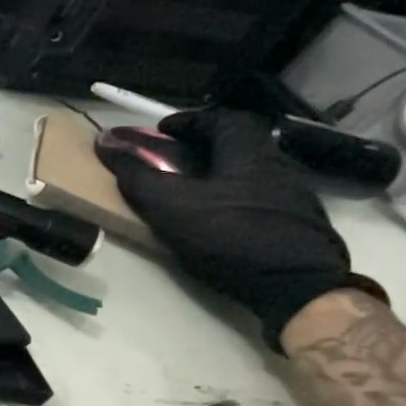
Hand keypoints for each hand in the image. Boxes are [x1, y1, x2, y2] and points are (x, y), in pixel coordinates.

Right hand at [105, 108, 358, 349]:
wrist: (299, 286)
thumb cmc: (230, 236)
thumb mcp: (170, 206)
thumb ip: (136, 175)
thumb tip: (105, 142)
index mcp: (248, 154)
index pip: (222, 119)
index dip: (190, 120)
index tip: (163, 131)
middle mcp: (276, 166)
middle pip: (240, 142)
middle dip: (205, 144)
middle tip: (174, 157)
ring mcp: (294, 195)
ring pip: (251, 169)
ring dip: (221, 170)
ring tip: (192, 189)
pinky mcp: (301, 222)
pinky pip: (262, 195)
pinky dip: (236, 195)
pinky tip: (221, 217)